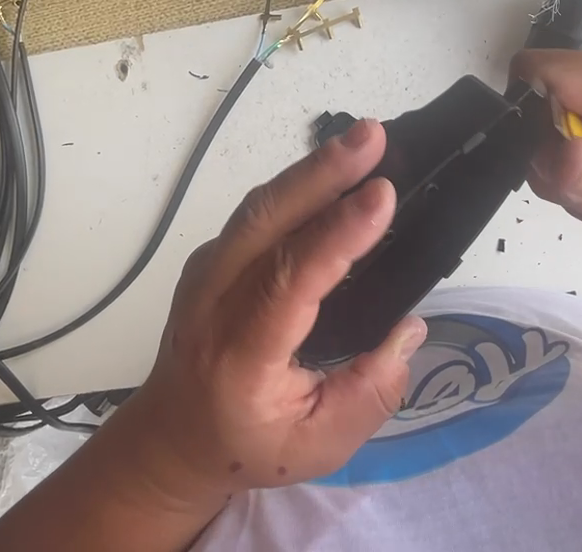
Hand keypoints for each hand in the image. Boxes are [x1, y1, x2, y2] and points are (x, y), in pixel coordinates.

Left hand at [95, 118, 427, 513]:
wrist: (172, 434)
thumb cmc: (246, 443)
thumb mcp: (319, 445)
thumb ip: (370, 393)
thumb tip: (409, 326)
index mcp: (239, 354)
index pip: (289, 281)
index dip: (337, 234)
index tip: (381, 193)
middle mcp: (213, 299)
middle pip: (264, 219)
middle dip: (321, 171)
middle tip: (373, 135)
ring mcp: (206, 269)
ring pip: (259, 205)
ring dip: (311, 168)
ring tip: (363, 139)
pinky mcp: (212, 255)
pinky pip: (258, 211)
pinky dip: (298, 184)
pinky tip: (334, 168)